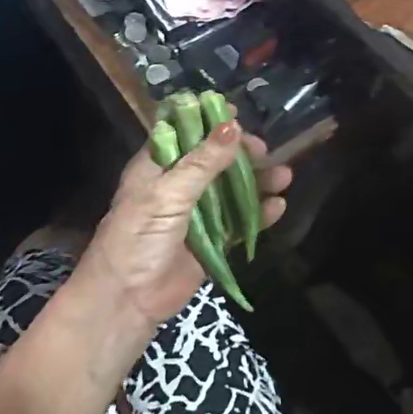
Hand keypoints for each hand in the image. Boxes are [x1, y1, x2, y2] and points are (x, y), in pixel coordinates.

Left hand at [70, 121, 291, 331]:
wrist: (127, 298)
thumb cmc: (137, 237)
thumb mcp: (167, 194)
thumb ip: (201, 162)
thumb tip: (233, 126)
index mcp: (156, 167)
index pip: (184, 134)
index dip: (209, 123)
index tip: (238, 115)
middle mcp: (176, 186)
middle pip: (213, 161)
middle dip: (240, 154)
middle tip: (265, 151)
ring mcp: (195, 214)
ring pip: (230, 191)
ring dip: (256, 182)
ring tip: (284, 176)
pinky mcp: (210, 242)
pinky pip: (238, 223)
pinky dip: (258, 214)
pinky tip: (278, 206)